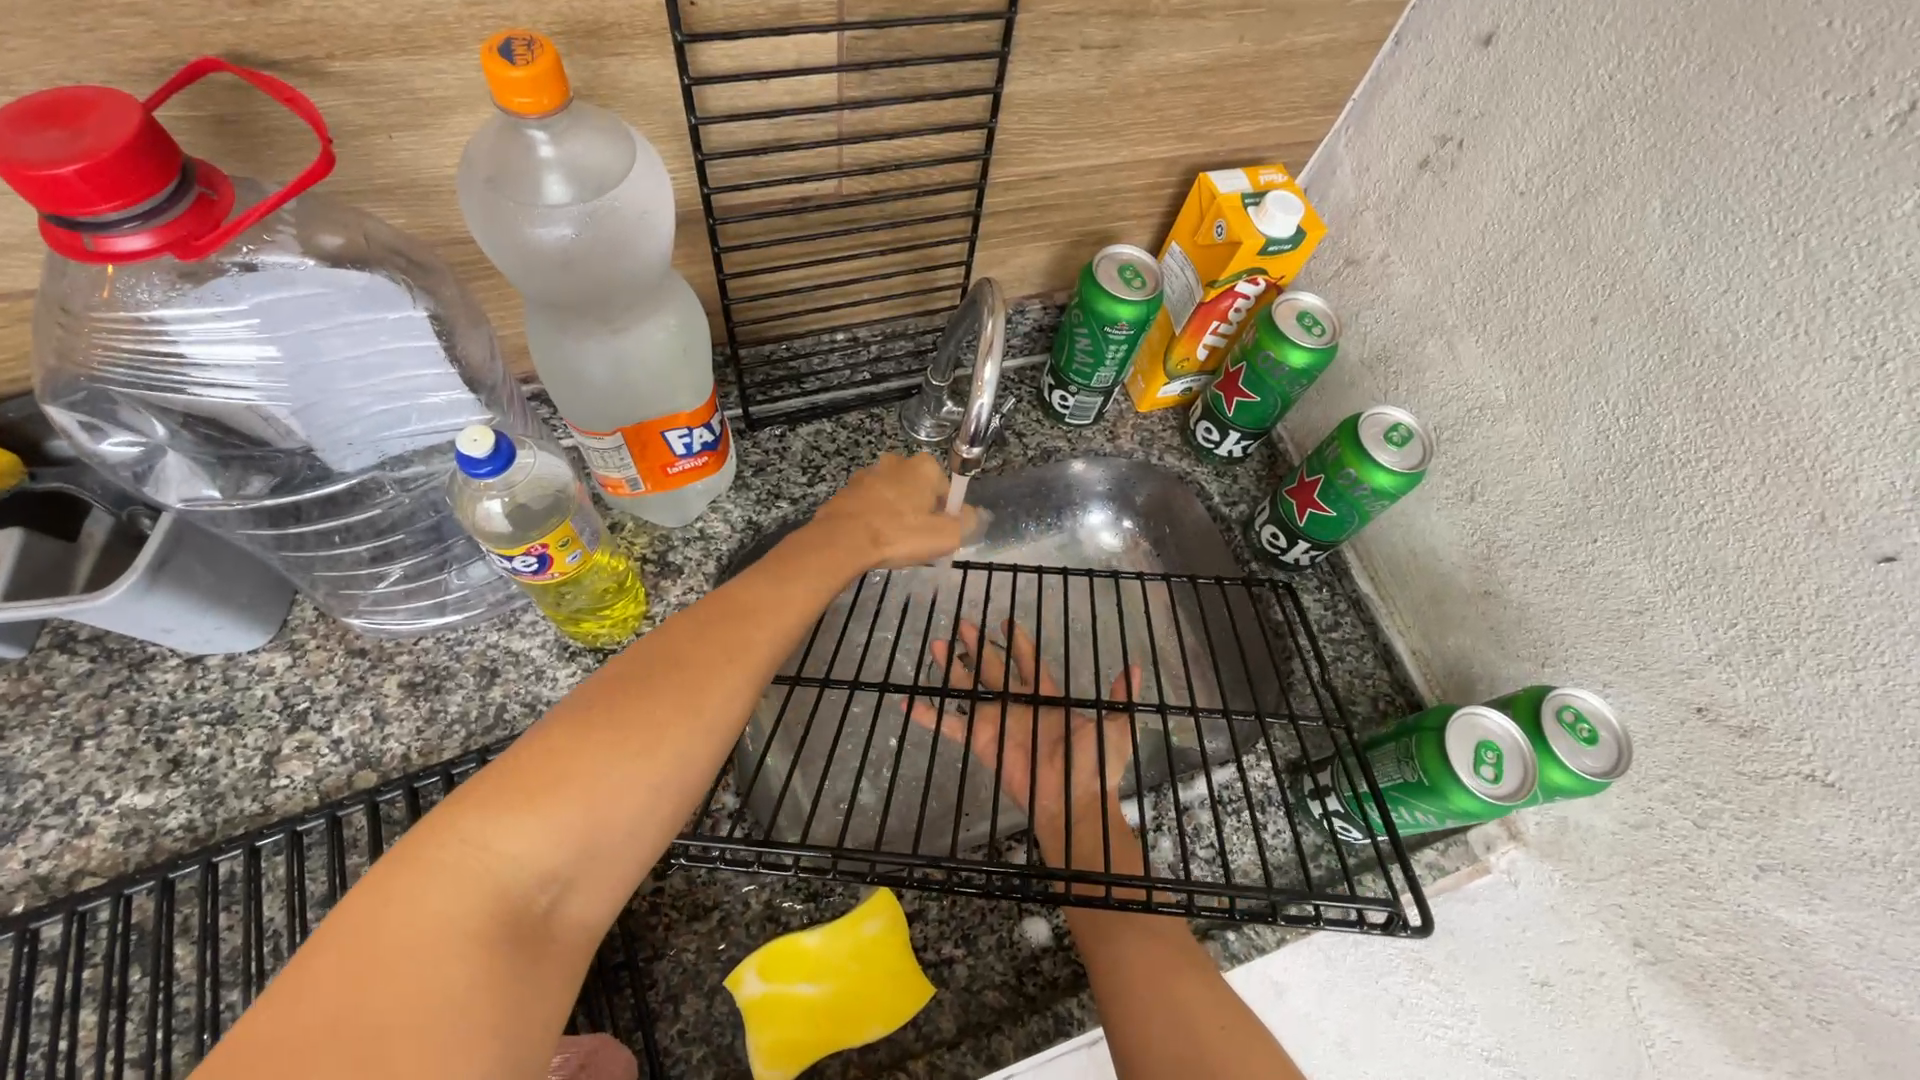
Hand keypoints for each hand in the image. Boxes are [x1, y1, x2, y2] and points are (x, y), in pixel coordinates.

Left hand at [804, 452, 973, 569]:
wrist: (842, 540)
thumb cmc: (899, 534)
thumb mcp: (946, 535)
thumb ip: (967, 522)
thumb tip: (972, 514)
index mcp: (924, 466)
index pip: (947, 490)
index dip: (946, 514)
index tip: (937, 534)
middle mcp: (896, 461)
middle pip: (919, 490)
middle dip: (920, 511)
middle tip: (917, 539)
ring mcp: (868, 474)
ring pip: (893, 497)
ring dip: (896, 514)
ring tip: (893, 541)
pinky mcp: (847, 489)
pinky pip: (870, 504)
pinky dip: (874, 517)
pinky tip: (873, 538)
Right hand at [908, 618, 1140, 871]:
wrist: (1075, 801)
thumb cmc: (1096, 765)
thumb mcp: (1116, 726)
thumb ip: (1119, 697)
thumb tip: (1135, 668)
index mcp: (1047, 698)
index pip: (1029, 662)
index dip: (1019, 642)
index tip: (1007, 621)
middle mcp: (1019, 704)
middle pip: (993, 668)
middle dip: (979, 645)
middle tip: (964, 623)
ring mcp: (998, 721)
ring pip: (970, 687)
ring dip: (953, 668)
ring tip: (936, 644)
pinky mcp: (982, 740)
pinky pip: (951, 724)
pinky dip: (930, 715)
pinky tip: (910, 702)